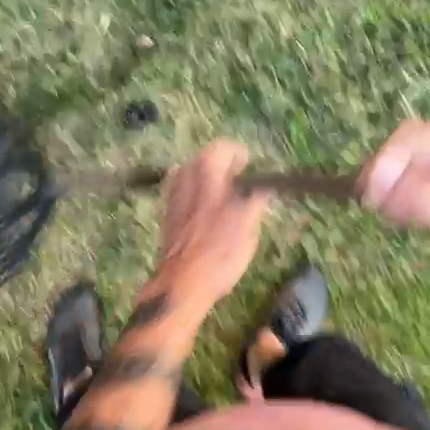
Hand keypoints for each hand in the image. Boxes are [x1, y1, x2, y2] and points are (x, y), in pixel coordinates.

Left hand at [153, 141, 270, 307]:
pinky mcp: (167, 210)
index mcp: (206, 172)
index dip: (241, 155)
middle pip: (207, 157)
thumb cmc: (219, 252)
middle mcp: (185, 175)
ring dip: (211, 178)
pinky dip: (199, 192)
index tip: (251, 168)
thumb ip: (254, 198)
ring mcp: (172, 192)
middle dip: (225, 166)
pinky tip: (209, 211)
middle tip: (242, 184)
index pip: (224, 147)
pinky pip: (185, 189)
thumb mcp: (248, 225)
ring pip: (194, 172)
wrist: (182, 282)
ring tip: (227, 198)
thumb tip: (263, 186)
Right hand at [361, 121, 429, 310]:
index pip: (419, 138)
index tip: (369, 194)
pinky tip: (400, 213)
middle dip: (388, 171)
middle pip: (412, 143)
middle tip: (371, 204)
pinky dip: (405, 190)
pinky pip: (421, 172)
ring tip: (384, 211)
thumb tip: (386, 176)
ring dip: (393, 182)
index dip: (388, 161)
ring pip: (411, 158)